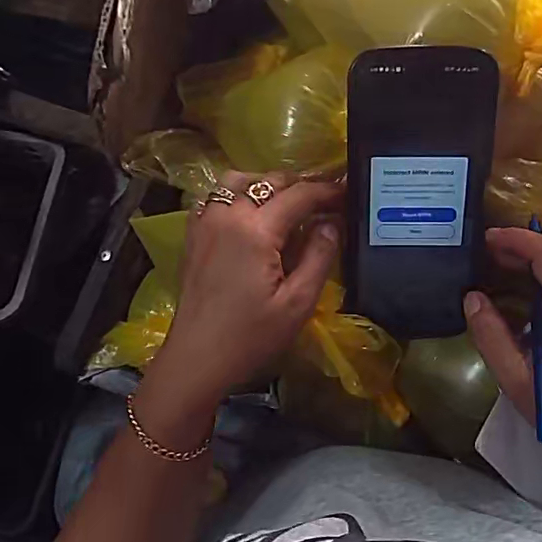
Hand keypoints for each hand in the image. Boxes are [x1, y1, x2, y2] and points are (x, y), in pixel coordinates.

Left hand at [145, 171, 341, 410]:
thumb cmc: (251, 336)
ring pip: (237, 182)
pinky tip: (251, 218)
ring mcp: (205, 223)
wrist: (197, 359)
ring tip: (287, 205)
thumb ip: (319, 256)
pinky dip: (238, 196)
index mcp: (255, 230)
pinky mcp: (194, 237)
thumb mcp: (298, 303)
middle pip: (268, 181)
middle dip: (300, 186)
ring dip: (266, 185)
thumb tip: (331, 223)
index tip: (348, 194)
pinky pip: (216, 198)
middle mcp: (227, 215)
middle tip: (325, 202)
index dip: (328, 191)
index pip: (299, 195)